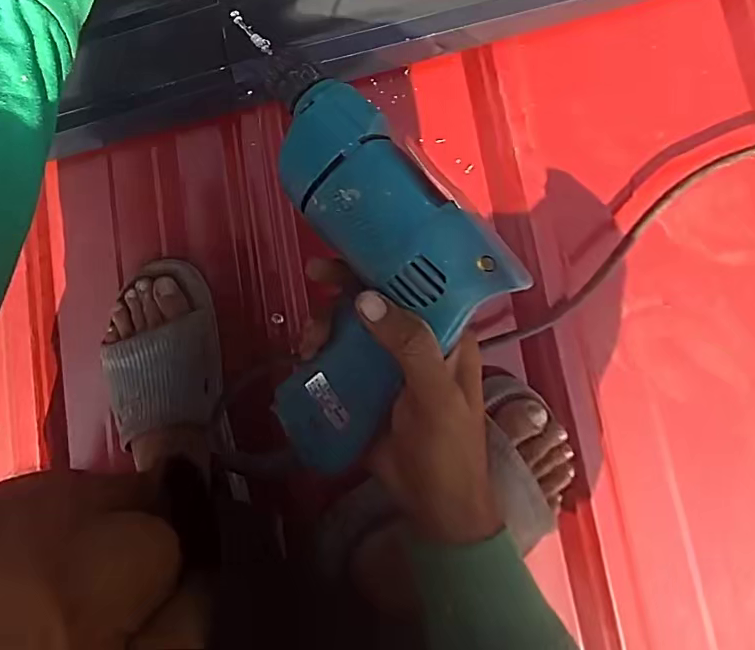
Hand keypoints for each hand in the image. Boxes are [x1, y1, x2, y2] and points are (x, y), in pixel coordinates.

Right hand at [303, 259, 501, 545]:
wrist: (431, 506)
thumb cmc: (448, 450)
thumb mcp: (436, 396)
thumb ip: (409, 346)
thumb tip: (364, 299)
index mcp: (444, 333)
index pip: (415, 282)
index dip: (382, 260)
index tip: (351, 248)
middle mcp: (414, 337)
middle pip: (374, 295)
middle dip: (342, 287)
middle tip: (314, 277)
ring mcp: (385, 357)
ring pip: (349, 320)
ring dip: (325, 321)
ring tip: (310, 343)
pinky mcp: (361, 378)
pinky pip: (335, 349)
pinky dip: (317, 345)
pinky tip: (306, 356)